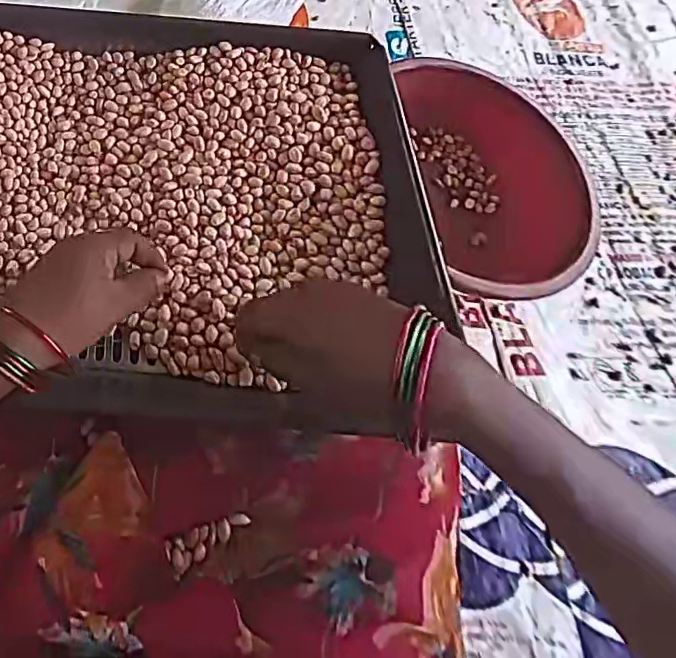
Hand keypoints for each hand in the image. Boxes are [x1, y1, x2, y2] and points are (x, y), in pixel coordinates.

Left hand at [0, 229, 166, 366]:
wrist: (17, 337)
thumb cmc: (70, 319)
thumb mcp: (115, 304)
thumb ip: (143, 286)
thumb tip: (161, 276)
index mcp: (95, 244)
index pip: (133, 239)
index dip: (152, 257)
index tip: (162, 278)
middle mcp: (74, 243)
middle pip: (113, 246)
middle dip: (133, 266)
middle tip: (144, 292)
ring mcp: (57, 256)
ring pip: (96, 259)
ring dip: (113, 275)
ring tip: (120, 303)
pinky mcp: (45, 272)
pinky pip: (79, 269)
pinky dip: (93, 282)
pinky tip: (93, 306)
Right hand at [237, 280, 491, 436]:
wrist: (433, 372)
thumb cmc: (364, 387)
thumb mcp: (310, 385)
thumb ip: (274, 360)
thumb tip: (257, 347)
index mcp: (285, 315)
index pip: (245, 316)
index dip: (242, 336)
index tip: (250, 355)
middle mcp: (302, 292)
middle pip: (269, 304)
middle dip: (268, 327)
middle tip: (278, 356)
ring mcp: (332, 287)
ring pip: (296, 300)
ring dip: (293, 320)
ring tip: (309, 349)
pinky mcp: (357, 289)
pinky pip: (322, 299)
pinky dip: (317, 315)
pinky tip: (336, 339)